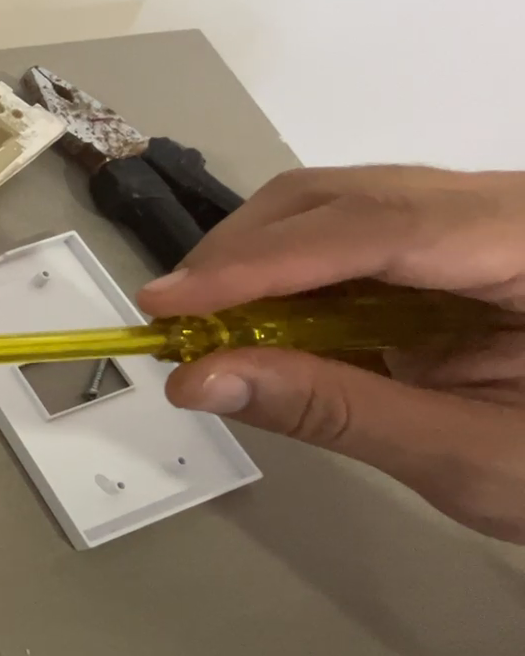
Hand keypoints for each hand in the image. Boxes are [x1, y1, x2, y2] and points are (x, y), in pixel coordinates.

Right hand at [137, 166, 524, 541]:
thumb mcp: (480, 461)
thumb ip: (335, 411)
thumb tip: (194, 381)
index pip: (386, 229)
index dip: (261, 262)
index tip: (165, 304)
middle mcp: (522, 209)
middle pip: (346, 194)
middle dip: (242, 252)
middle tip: (175, 317)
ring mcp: (490, 218)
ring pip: (334, 203)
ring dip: (252, 260)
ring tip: (209, 322)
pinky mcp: (456, 240)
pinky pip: (344, 234)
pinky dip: (281, 275)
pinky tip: (261, 319)